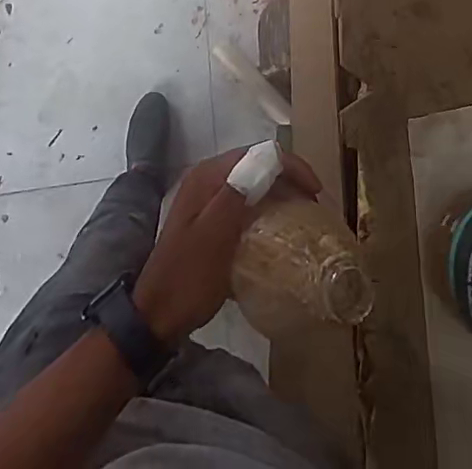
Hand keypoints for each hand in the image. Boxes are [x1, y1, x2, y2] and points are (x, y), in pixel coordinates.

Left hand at [132, 146, 322, 343]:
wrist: (156, 317)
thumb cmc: (189, 276)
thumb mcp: (215, 234)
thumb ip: (237, 192)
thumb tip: (270, 158)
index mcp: (209, 175)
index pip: (261, 153)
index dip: (292, 167)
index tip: (315, 193)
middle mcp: (208, 177)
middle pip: (259, 163)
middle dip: (289, 178)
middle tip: (312, 204)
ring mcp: (207, 197)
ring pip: (255, 181)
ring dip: (280, 192)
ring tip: (301, 214)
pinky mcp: (210, 217)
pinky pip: (246, 200)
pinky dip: (266, 206)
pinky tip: (277, 226)